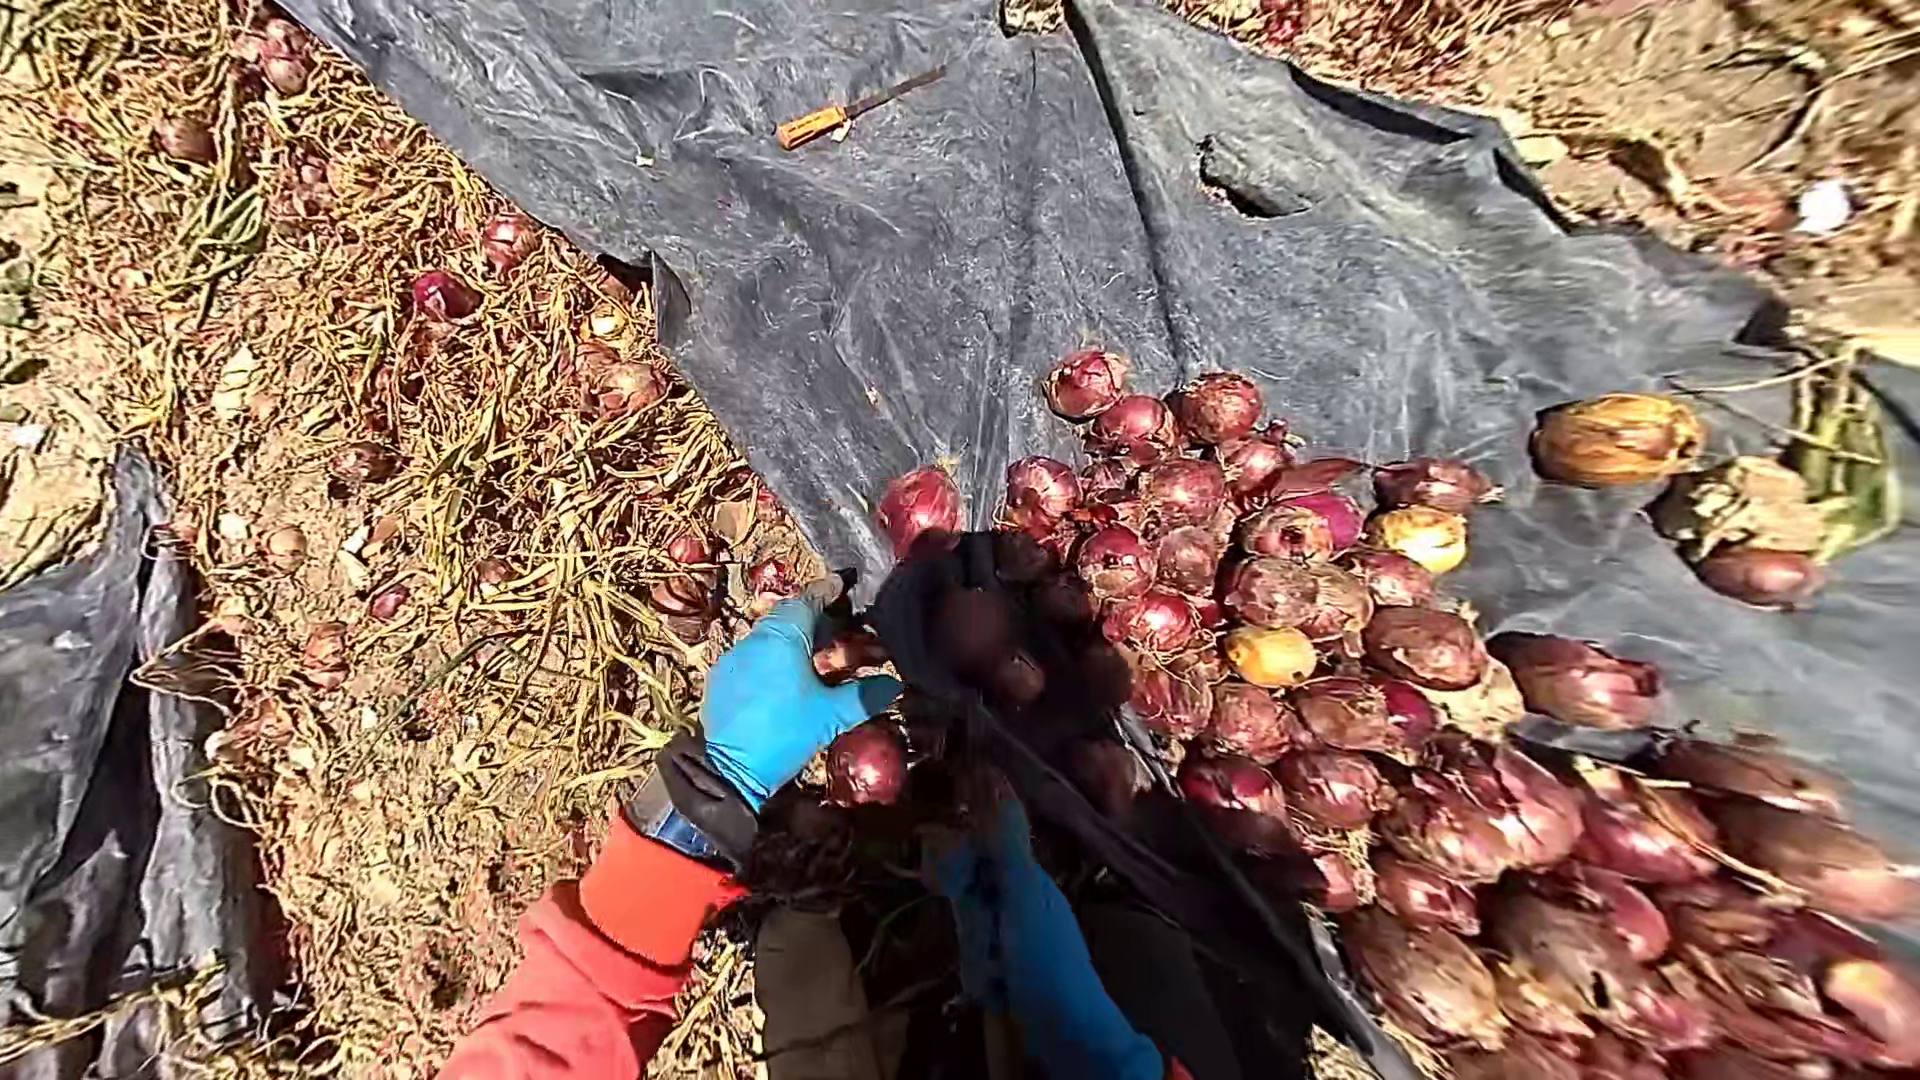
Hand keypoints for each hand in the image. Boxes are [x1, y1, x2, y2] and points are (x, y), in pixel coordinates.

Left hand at [702, 578, 902, 809]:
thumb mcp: (831, 716)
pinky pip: (753, 653)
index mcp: (781, 639)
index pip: (806, 600)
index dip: (826, 591)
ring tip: (816, 653)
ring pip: (769, 635)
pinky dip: (774, 655)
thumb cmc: (785, 734)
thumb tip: (895, 684)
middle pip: (788, 615)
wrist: (730, 773)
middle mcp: (754, 640)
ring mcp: (733, 658)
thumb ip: (865, 696)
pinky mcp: (722, 678)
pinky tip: (787, 675)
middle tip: (838, 627)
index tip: (842, 585)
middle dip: (814, 617)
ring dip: (794, 637)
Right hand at [925, 790, 1163, 1079]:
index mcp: (1021, 870)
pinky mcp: (1000, 965)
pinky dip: (981, 980)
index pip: (968, 845)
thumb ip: (1004, 841)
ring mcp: (1006, 932)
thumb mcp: (1023, 896)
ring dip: (976, 955)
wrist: (1069, 1038)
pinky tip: (1000, 993)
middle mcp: (1012, 893)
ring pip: (964, 928)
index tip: (943, 882)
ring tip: (1002, 976)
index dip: (952, 861)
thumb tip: (995, 774)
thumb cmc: (1049, 959)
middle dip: (971, 922)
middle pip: (962, 891)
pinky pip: (971, 960)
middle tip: (995, 946)